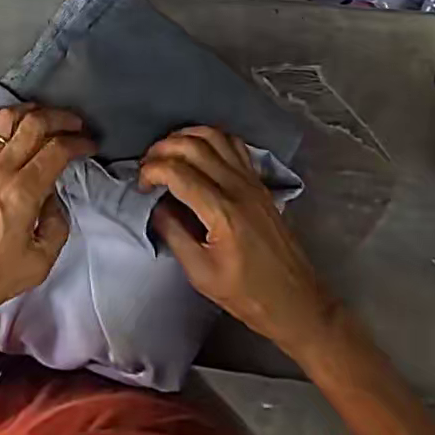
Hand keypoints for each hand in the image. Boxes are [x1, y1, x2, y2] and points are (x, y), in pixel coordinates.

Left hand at [0, 104, 94, 332]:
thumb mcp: (41, 261)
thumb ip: (58, 223)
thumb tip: (54, 199)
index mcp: (22, 190)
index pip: (58, 148)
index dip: (80, 142)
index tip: (90, 146)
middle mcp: (1, 169)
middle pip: (36, 122)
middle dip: (63, 118)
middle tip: (77, 126)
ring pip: (9, 117)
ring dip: (33, 111)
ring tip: (48, 118)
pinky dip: (4, 116)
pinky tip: (15, 122)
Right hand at [140, 127, 336, 347]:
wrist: (294, 298)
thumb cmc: (246, 294)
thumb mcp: (201, 274)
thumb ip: (174, 234)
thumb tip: (155, 205)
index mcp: (222, 212)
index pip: (179, 173)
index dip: (152, 171)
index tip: (140, 184)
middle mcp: (238, 186)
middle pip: (195, 146)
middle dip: (164, 148)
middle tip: (147, 164)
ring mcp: (251, 180)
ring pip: (215, 136)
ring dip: (186, 136)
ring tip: (167, 150)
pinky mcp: (259, 181)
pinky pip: (234, 145)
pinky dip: (211, 138)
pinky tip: (199, 150)